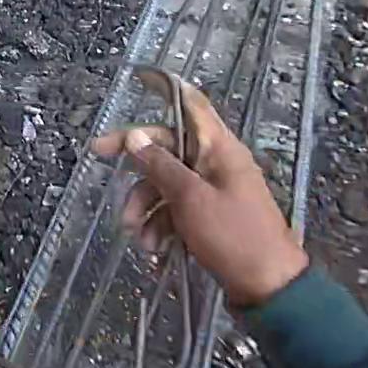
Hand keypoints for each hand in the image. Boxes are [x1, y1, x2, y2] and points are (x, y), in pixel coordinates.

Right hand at [91, 81, 308, 306]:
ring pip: (166, 181)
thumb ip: (160, 166)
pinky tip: (154, 248)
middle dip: (136, 162)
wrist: (270, 291)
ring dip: (145, 204)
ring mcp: (212, 189)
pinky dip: (160, 224)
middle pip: (166, 146)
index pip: (191, 104)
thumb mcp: (190, 199)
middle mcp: (215, 162)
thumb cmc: (234, 237)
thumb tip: (135, 136)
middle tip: (97, 154)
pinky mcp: (209, 215)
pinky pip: (176, 207)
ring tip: (135, 233)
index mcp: (219, 148)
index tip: (140, 76)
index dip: (166, 87)